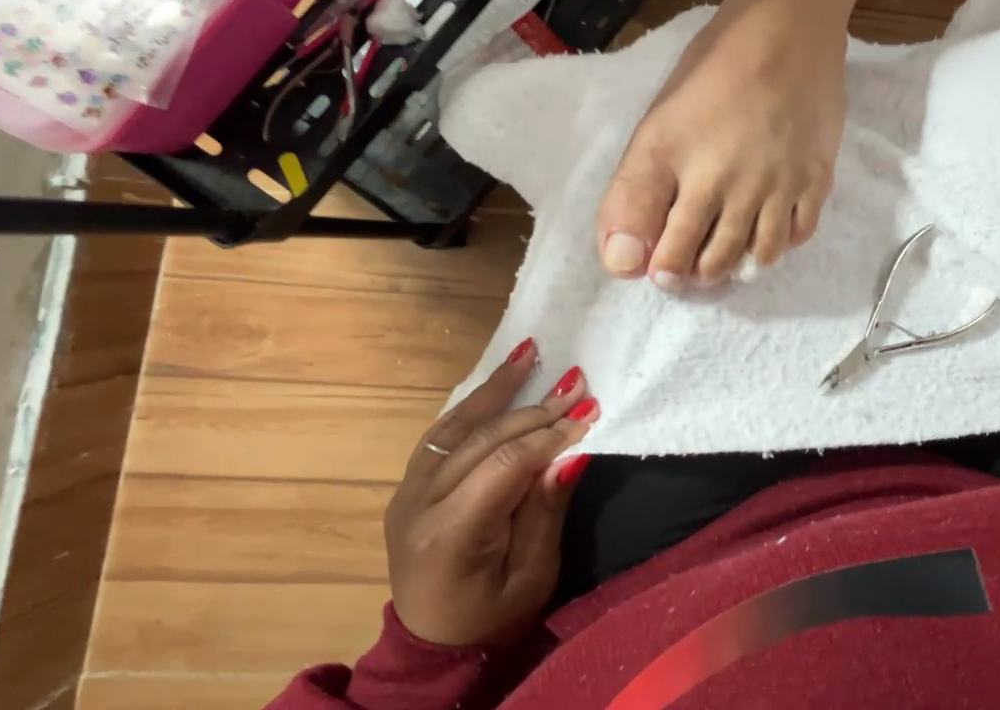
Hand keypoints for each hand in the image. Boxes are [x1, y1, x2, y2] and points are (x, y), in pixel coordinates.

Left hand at [385, 340, 598, 645]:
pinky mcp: (409, 485)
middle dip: (536, 408)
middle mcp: (419, 503)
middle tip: (578, 381)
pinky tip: (498, 380)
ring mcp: (408, 490)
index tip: (591, 412)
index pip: (506, 464)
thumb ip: (546, 510)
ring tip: (530, 352)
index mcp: (450, 532)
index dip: (551, 435)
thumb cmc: (493, 616)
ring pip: (457, 425)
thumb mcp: (532, 575)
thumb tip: (573, 451)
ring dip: (498, 388)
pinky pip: (442, 433)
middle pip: (484, 438)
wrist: (432, 646)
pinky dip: (473, 403)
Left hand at [595, 0, 871, 287]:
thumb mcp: (656, 126)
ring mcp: (782, 188)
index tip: (657, 267)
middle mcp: (738, 193)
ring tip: (728, 260)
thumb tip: (622, 265)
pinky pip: (800, 233)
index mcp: (690, 179)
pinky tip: (769, 234)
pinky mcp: (817, 178)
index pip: (669, 254)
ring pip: (760, 255)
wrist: (787, 27)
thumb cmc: (714, 66)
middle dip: (697, 273)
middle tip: (690, 271)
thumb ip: (633, 196)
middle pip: (716, 259)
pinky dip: (781, 244)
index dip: (659, 269)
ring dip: (738, 266)